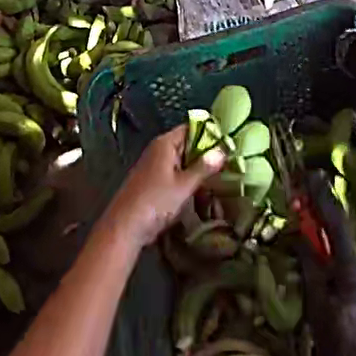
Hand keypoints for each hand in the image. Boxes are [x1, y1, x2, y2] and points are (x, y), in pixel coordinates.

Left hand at [102, 127, 222, 249]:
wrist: (126, 227)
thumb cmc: (156, 201)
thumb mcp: (184, 185)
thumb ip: (203, 167)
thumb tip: (222, 150)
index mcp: (165, 144)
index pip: (190, 128)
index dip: (209, 133)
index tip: (228, 143)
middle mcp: (158, 150)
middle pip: (186, 144)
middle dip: (205, 153)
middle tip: (229, 161)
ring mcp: (154, 166)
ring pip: (181, 161)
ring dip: (197, 168)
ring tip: (221, 176)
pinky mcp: (153, 182)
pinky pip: (175, 173)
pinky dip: (187, 179)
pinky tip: (202, 190)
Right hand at [294, 172, 355, 355]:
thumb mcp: (322, 321)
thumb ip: (313, 277)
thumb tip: (301, 240)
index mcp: (355, 274)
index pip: (336, 225)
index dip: (321, 198)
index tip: (308, 175)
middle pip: (341, 247)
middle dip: (320, 241)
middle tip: (300, 235)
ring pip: (348, 270)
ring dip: (330, 271)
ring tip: (315, 293)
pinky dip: (342, 289)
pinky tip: (336, 313)